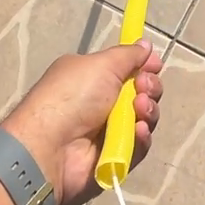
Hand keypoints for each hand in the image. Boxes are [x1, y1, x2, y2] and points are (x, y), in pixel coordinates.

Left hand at [0, 41, 164, 204]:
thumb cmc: (73, 96)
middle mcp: (102, 103)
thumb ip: (127, 55)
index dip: (144, 66)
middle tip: (142, 87)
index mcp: (94, 78)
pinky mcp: (115, 159)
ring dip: (148, 110)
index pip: (128, 69)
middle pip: (141, 93)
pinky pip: (139, 147)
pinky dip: (142, 138)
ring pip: (144, 118)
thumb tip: (145, 45)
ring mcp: (109, 132)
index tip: (154, 64)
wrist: (50, 148)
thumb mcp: (101, 65)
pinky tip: (138, 130)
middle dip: (149, 87)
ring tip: (138, 109)